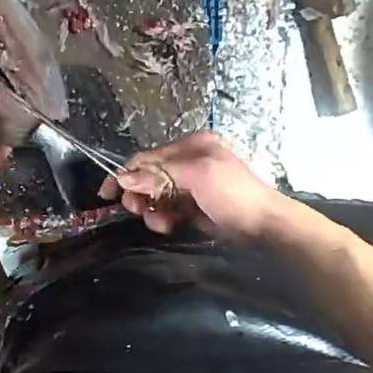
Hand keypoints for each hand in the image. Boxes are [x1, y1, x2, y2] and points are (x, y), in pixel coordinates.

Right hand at [98, 132, 287, 241]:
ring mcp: (191, 185)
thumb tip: (124, 177)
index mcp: (191, 145)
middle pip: (148, 176)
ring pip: (155, 195)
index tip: (108, 194)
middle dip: (140, 194)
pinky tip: (170, 226)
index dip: (126, 174)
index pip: (148, 157)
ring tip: (162, 224)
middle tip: (139, 212)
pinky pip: (167, 209)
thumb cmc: (234, 195)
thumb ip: (160, 174)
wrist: (265, 225)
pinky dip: (163, 218)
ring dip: (152, 210)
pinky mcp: (193, 206)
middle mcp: (188, 161)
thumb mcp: (199, 176)